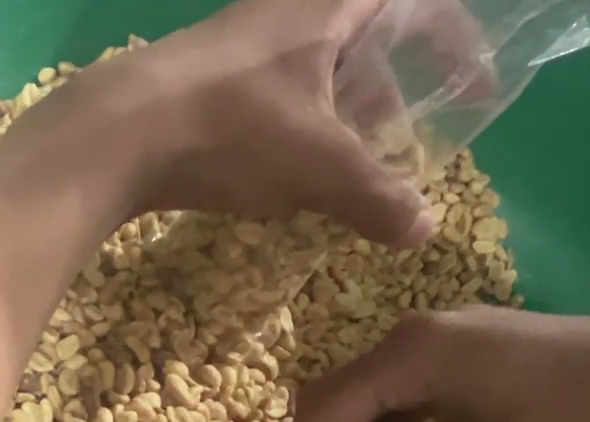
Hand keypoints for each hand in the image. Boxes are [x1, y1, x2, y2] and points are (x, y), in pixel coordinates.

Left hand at [43, 0, 435, 246]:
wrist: (114, 135)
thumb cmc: (231, 128)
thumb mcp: (317, 163)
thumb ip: (375, 195)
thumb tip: (425, 231)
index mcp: (331, 4)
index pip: (419, 4)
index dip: (457, 44)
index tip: (475, 93)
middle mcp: (285, 11)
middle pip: (361, 38)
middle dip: (388, 91)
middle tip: (398, 143)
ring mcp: (236, 46)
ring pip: (308, 73)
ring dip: (333, 117)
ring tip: (343, 169)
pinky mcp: (197, 83)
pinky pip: (263, 98)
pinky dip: (286, 130)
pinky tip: (278, 175)